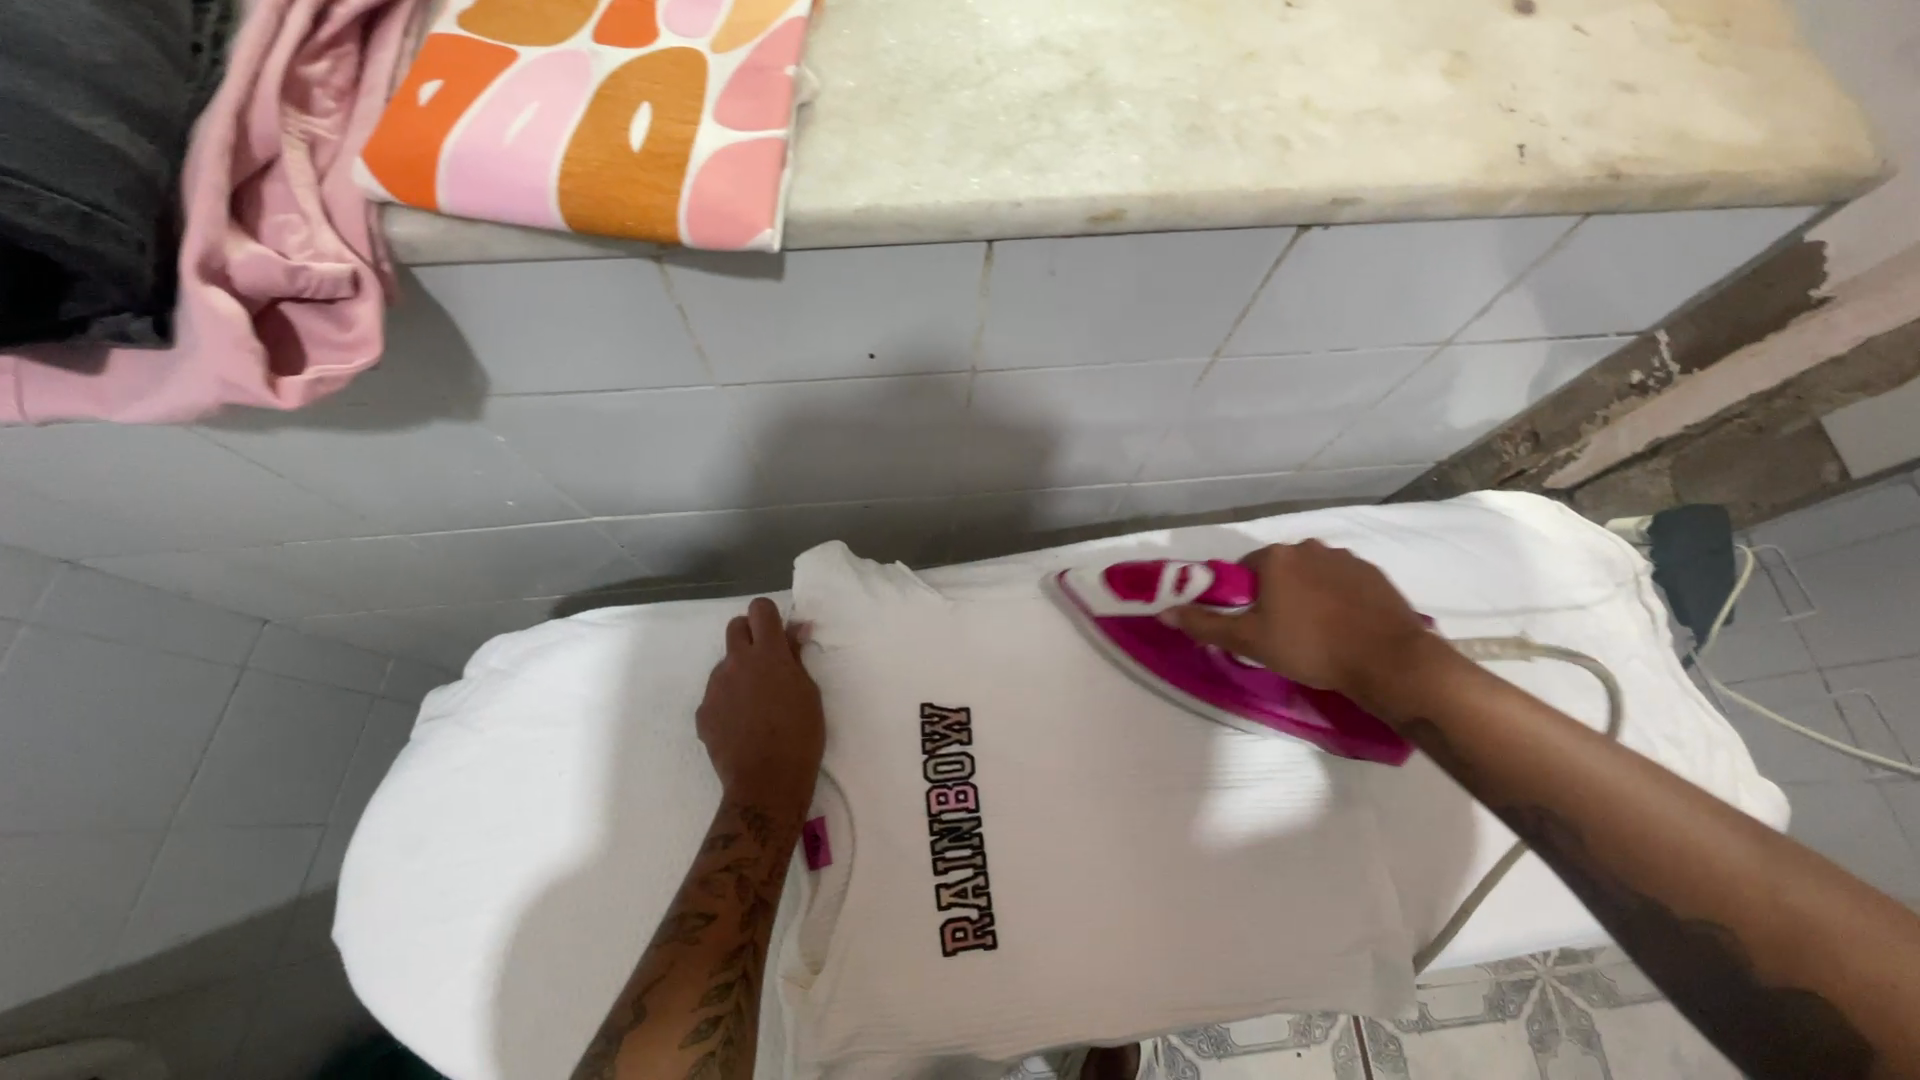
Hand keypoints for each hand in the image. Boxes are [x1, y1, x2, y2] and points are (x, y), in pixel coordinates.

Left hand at [696, 597, 825, 806]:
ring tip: (756, 704)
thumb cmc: (800, 735)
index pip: (760, 609)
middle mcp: (737, 662)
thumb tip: (797, 628)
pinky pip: (716, 694)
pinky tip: (742, 725)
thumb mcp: (809, 692)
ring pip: (725, 663)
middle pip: (735, 626)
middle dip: (750, 635)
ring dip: (739, 672)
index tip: (779, 635)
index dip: (770, 617)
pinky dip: (728, 701)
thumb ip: (797, 656)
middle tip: (767, 662)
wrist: (766, 781)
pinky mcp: (703, 711)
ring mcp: (715, 686)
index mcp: (768, 654)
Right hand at [1169, 541, 1439, 715]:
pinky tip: (1344, 627)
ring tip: (1317, 633)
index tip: (1253, 626)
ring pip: (1312, 576)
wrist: (1388, 660)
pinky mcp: (1375, 574)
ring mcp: (1346, 558)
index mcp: (1275, 558)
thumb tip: (1164, 612)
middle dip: (1276, 595)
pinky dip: (1338, 600)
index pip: (1243, 571)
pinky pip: (1343, 583)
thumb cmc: (1310, 648)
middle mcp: (1309, 547)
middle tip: (1282, 633)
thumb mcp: (1249, 641)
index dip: (1243, 599)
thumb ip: (1204, 624)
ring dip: (1308, 596)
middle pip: (1278, 570)